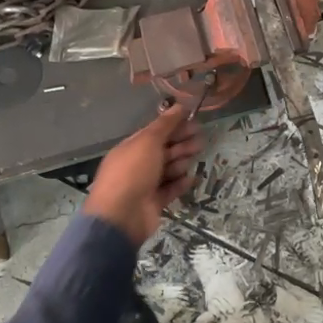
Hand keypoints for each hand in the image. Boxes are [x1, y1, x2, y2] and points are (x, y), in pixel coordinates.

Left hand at [83, 99, 203, 245]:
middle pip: (164, 150)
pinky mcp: (154, 203)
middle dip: (182, 144)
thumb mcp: (148, 141)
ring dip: (181, 163)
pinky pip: (170, 189)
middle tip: (200, 141)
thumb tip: (179, 106)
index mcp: (131, 147)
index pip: (156, 132)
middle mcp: (137, 164)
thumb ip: (165, 124)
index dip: (175, 126)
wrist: (122, 216)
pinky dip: (180, 184)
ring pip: (168, 169)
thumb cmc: (133, 172)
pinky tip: (192, 178)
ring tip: (192, 159)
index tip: (194, 122)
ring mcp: (145, 185)